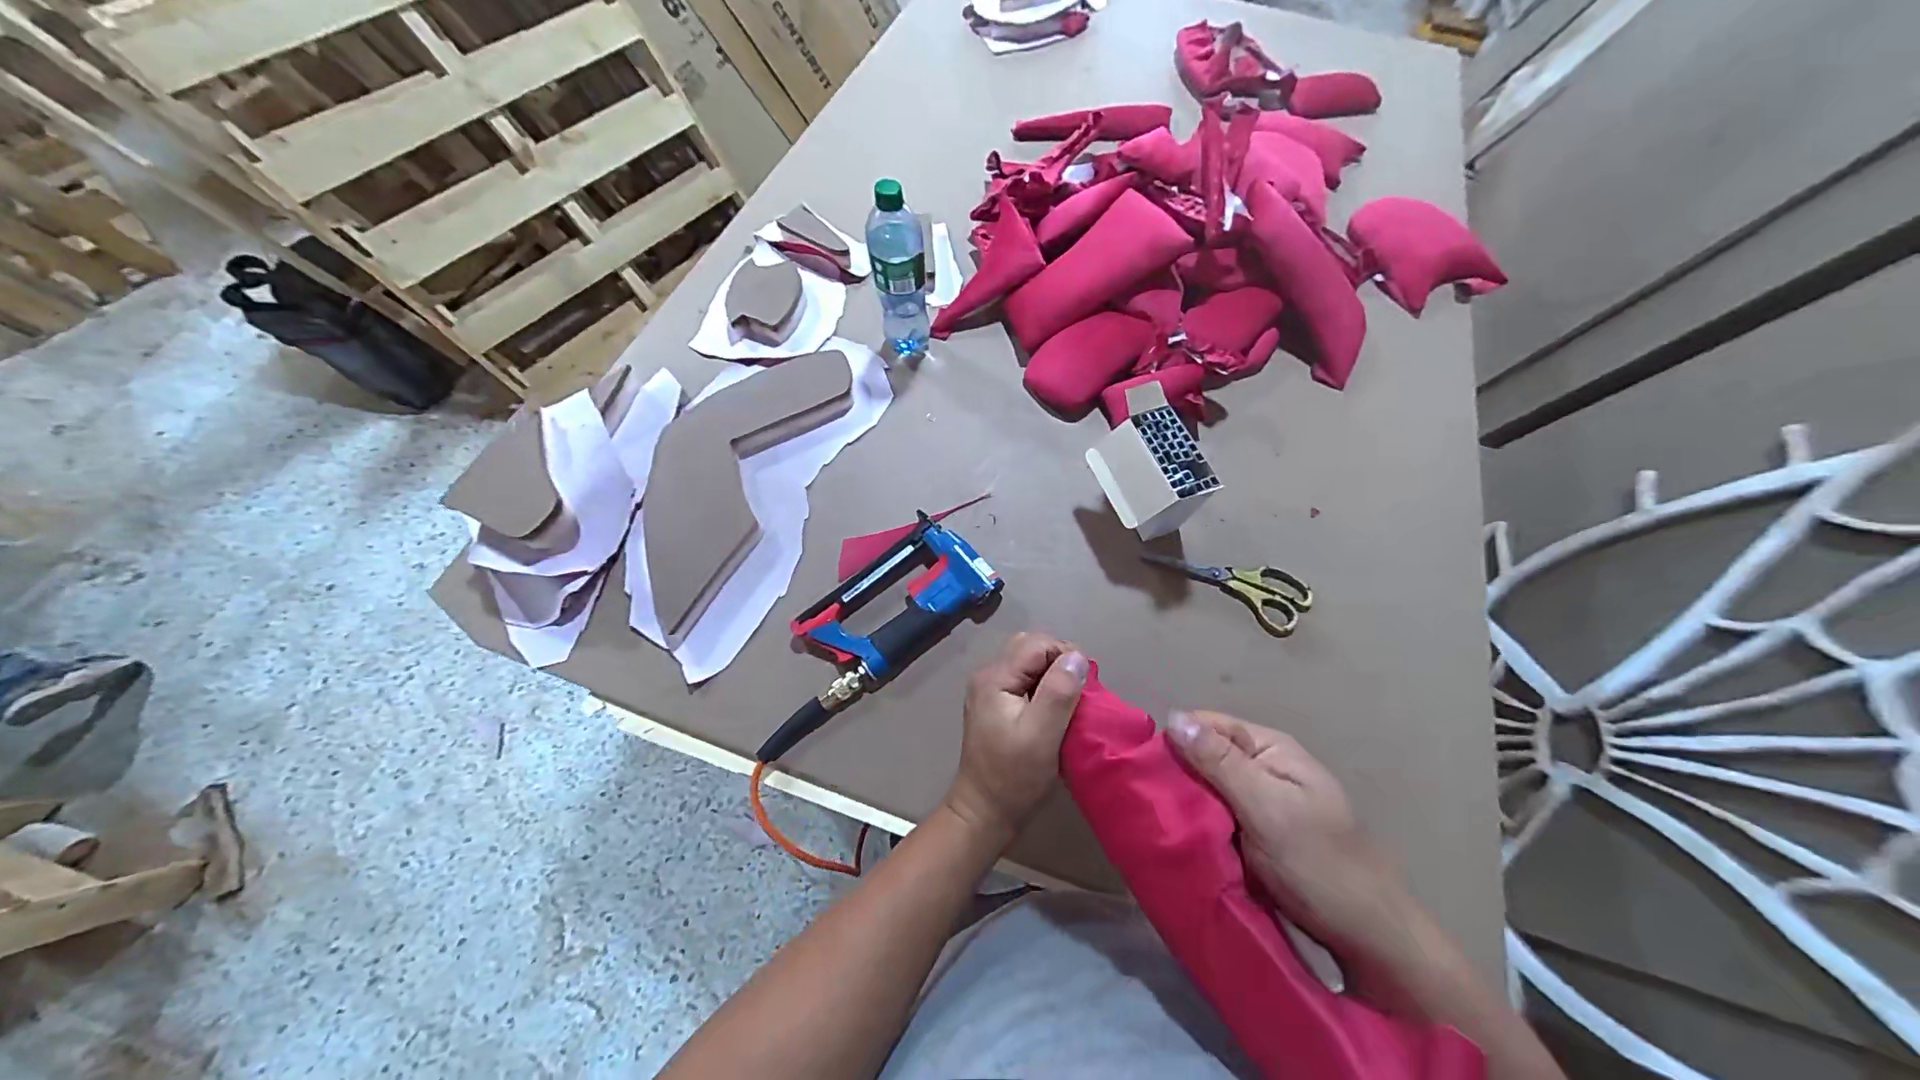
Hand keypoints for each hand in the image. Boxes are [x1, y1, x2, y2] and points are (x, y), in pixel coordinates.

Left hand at [944, 632, 1088, 840]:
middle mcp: (988, 676)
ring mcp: (990, 690)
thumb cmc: (1014, 776)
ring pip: (1029, 663)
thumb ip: (1059, 691)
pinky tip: (1056, 709)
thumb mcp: (1042, 734)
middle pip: (1030, 648)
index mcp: (995, 677)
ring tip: (1071, 701)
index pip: (1037, 644)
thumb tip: (1077, 656)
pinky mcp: (996, 705)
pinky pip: (1025, 680)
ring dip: (1054, 675)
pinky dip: (1045, 687)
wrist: (984, 811)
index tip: (1086, 686)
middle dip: (1060, 662)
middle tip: (1080, 691)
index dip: (1066, 656)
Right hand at [1168, 711, 1422, 966]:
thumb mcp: (1267, 807)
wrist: (1368, 937)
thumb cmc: (1319, 865)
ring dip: (1183, 804)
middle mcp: (1262, 768)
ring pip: (1204, 792)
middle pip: (1202, 757)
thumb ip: (1220, 763)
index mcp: (1270, 749)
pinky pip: (1212, 820)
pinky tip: (1175, 837)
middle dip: (1176, 776)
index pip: (1206, 726)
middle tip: (1144, 800)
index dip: (1174, 741)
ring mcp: (1257, 804)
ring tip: (1152, 819)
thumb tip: (1173, 717)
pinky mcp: (1251, 836)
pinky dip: (1195, 827)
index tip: (1141, 766)